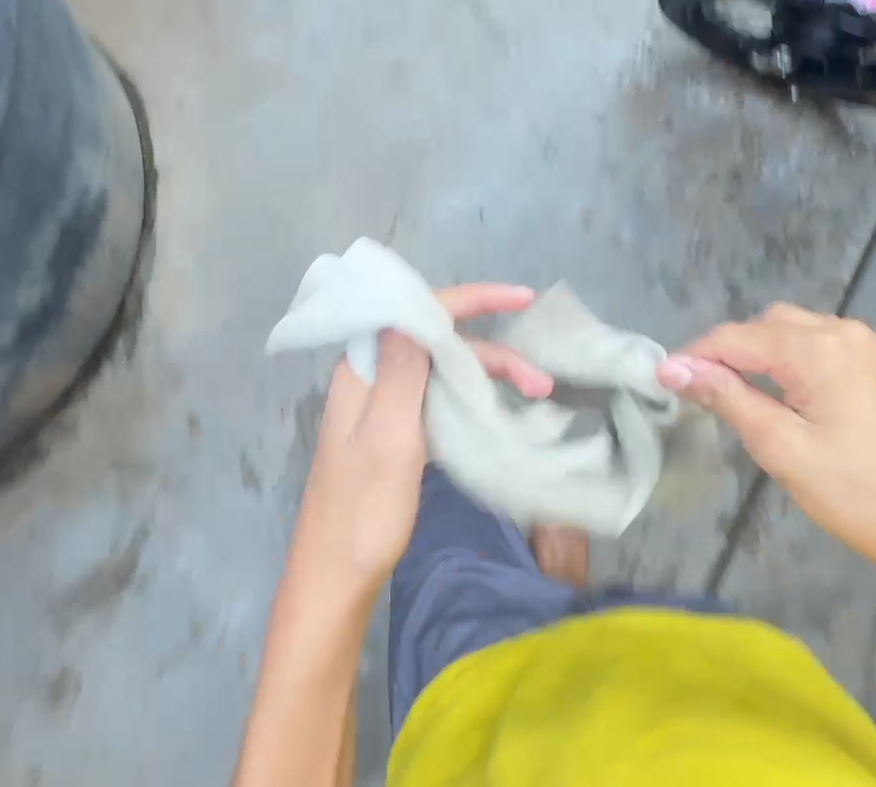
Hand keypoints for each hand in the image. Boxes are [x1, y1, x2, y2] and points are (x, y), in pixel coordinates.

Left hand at [289, 284, 552, 595]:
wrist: (335, 577)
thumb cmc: (363, 511)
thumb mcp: (388, 437)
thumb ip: (401, 370)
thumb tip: (415, 307)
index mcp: (362, 369)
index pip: (419, 312)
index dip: (473, 299)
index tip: (524, 298)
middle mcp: (370, 377)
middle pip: (437, 341)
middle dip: (492, 350)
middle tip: (541, 380)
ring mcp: (382, 405)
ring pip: (441, 370)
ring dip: (487, 375)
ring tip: (536, 394)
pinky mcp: (393, 431)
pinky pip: (437, 396)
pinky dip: (471, 397)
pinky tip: (499, 411)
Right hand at [656, 304, 875, 584]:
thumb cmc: (850, 492)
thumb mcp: (778, 446)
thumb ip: (724, 397)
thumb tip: (671, 368)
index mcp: (819, 350)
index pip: (738, 337)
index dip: (696, 354)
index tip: (662, 379)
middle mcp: (844, 331)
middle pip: (765, 324)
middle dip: (728, 350)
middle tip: (701, 392)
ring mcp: (866, 345)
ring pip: (791, 329)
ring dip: (758, 351)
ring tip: (735, 391)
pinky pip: (817, 342)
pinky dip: (788, 357)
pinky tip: (779, 389)